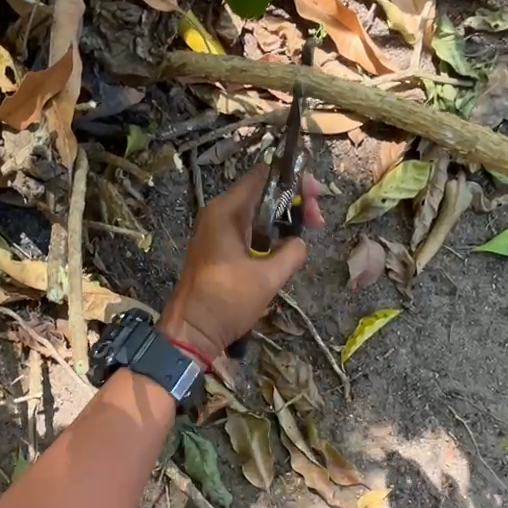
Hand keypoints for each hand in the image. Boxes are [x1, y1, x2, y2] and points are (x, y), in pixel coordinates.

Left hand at [159, 163, 323, 359]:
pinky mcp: (217, 249)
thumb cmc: (225, 301)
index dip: (295, 180)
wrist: (190, 332)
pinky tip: (283, 252)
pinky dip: (266, 236)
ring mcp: (215, 232)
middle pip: (261, 192)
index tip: (317, 198)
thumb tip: (299, 243)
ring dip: (281, 221)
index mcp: (225, 211)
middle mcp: (217, 214)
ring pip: (255, 213)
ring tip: (303, 237)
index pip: (263, 175)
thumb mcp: (268, 277)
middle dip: (293, 202)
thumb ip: (292, 252)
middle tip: (316, 222)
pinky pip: (246, 231)